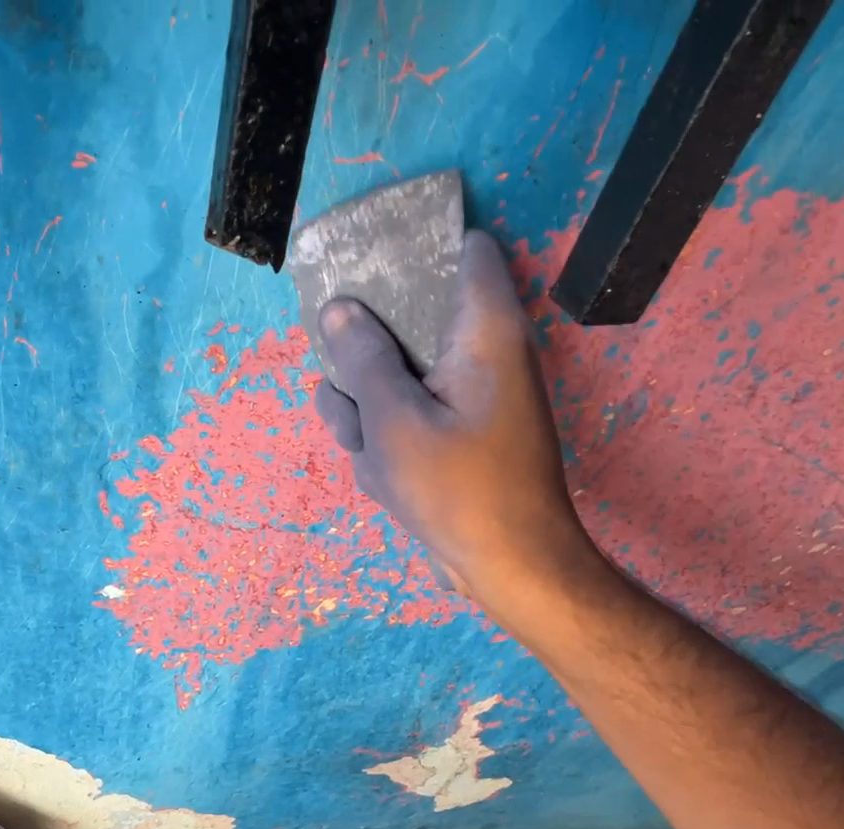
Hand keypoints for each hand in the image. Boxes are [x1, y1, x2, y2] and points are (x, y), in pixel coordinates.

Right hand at [313, 230, 607, 616]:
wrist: (505, 566)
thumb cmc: (456, 488)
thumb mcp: (392, 420)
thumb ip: (362, 360)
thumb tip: (338, 309)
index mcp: (483, 332)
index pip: (463, 251)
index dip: (414, 247)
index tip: (363, 263)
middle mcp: (480, 354)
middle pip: (408, 321)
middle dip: (364, 357)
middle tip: (346, 392)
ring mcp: (464, 397)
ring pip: (394, 377)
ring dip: (365, 412)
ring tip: (367, 450)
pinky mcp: (453, 434)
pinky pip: (403, 417)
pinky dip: (384, 442)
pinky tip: (383, 475)